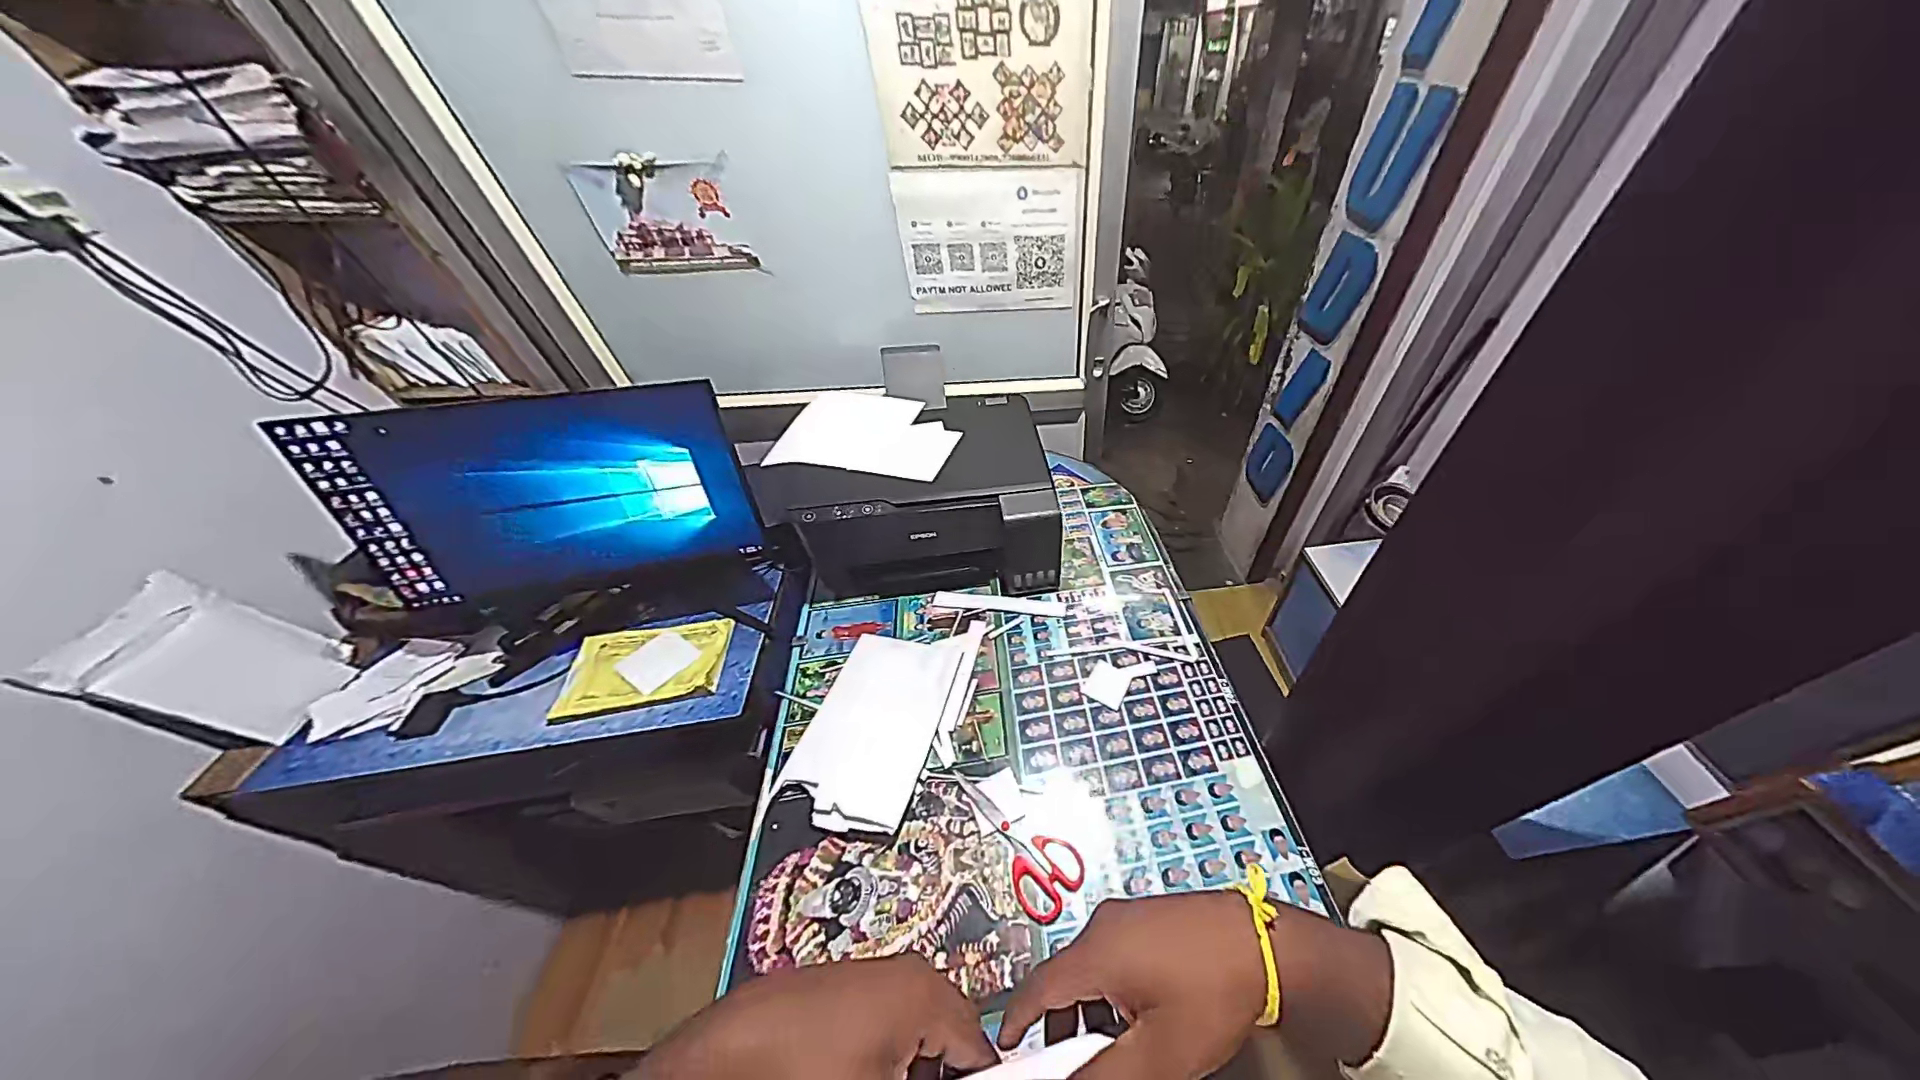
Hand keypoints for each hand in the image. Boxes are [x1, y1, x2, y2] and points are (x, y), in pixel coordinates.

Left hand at [638, 954, 997, 1079]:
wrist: (738, 1047)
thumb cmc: (802, 1063)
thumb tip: (956, 1074)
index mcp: (926, 992)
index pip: (982, 1046)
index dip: (985, 1076)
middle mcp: (909, 972)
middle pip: (957, 1030)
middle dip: (949, 1069)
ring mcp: (880, 973)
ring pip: (925, 1026)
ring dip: (923, 1062)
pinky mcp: (855, 984)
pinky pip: (895, 1017)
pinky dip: (895, 1048)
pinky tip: (872, 1070)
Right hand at [997, 891, 1392, 1079]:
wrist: (1262, 942)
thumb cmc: (1216, 986)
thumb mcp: (1160, 1052)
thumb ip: (1107, 1072)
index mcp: (1095, 951)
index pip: (1037, 989)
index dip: (1018, 1022)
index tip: (1008, 1045)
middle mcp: (1102, 925)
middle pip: (1062, 979)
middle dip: (1062, 1025)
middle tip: (1070, 1061)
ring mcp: (1124, 917)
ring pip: (1088, 967)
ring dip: (1089, 1007)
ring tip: (1114, 1044)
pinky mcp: (1143, 918)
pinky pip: (1110, 954)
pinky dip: (1109, 987)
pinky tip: (1137, 1014)